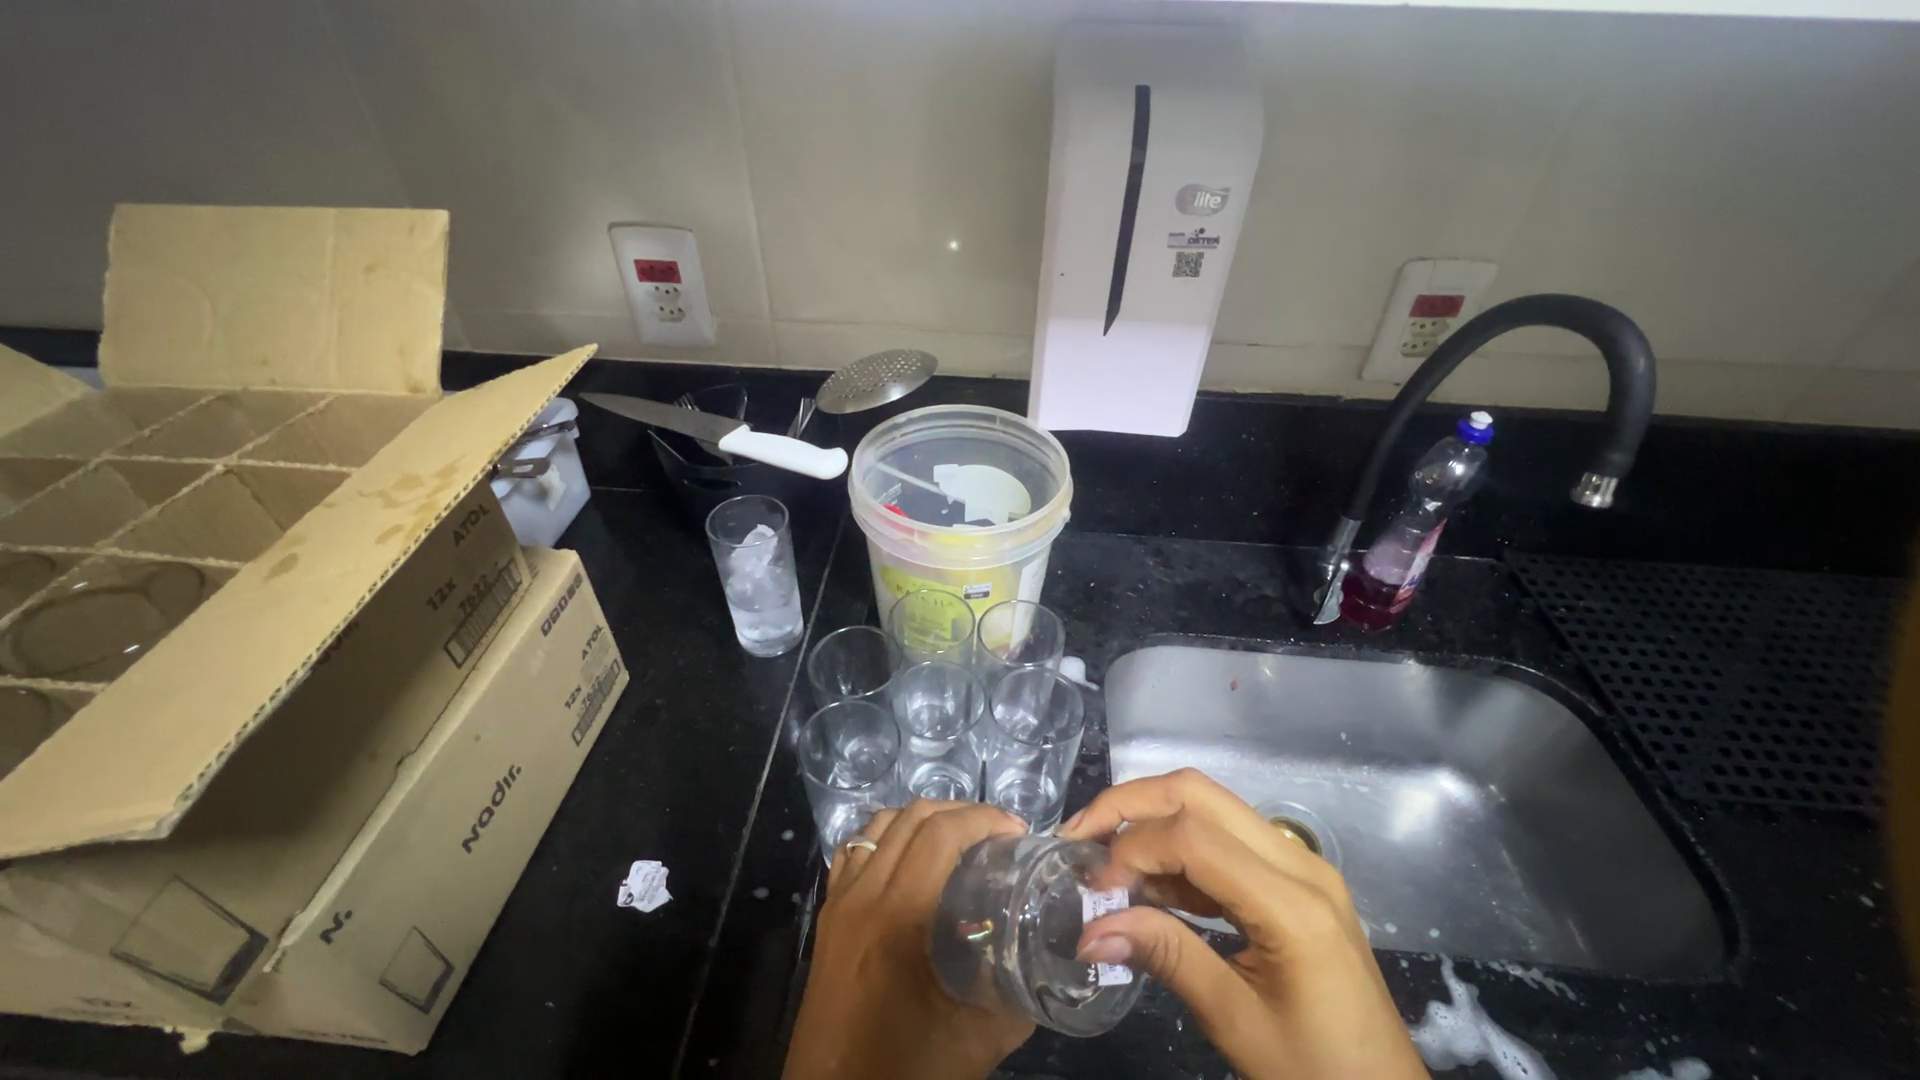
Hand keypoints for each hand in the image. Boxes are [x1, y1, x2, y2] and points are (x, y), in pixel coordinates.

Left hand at [783, 800, 1034, 1079]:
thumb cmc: (905, 1068)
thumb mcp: (978, 1040)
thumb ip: (1018, 991)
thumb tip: (1049, 949)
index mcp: (899, 916)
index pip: (941, 832)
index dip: (984, 818)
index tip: (1018, 833)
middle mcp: (864, 894)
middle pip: (912, 817)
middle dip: (962, 812)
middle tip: (998, 833)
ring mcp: (839, 901)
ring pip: (880, 825)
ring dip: (924, 819)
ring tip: (961, 837)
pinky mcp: (827, 914)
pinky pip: (856, 850)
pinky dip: (888, 836)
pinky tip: (913, 857)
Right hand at [1059, 769, 1425, 1079]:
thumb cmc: (1317, 1072)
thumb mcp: (1236, 1022)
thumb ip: (1166, 958)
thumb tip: (1089, 932)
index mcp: (1292, 903)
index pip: (1193, 837)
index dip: (1132, 848)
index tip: (1092, 886)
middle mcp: (1299, 863)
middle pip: (1199, 795)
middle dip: (1130, 804)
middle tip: (1078, 836)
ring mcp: (1300, 866)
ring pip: (1210, 806)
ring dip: (1150, 819)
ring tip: (1101, 856)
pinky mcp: (1294, 880)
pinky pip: (1226, 839)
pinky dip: (1177, 848)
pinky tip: (1145, 881)